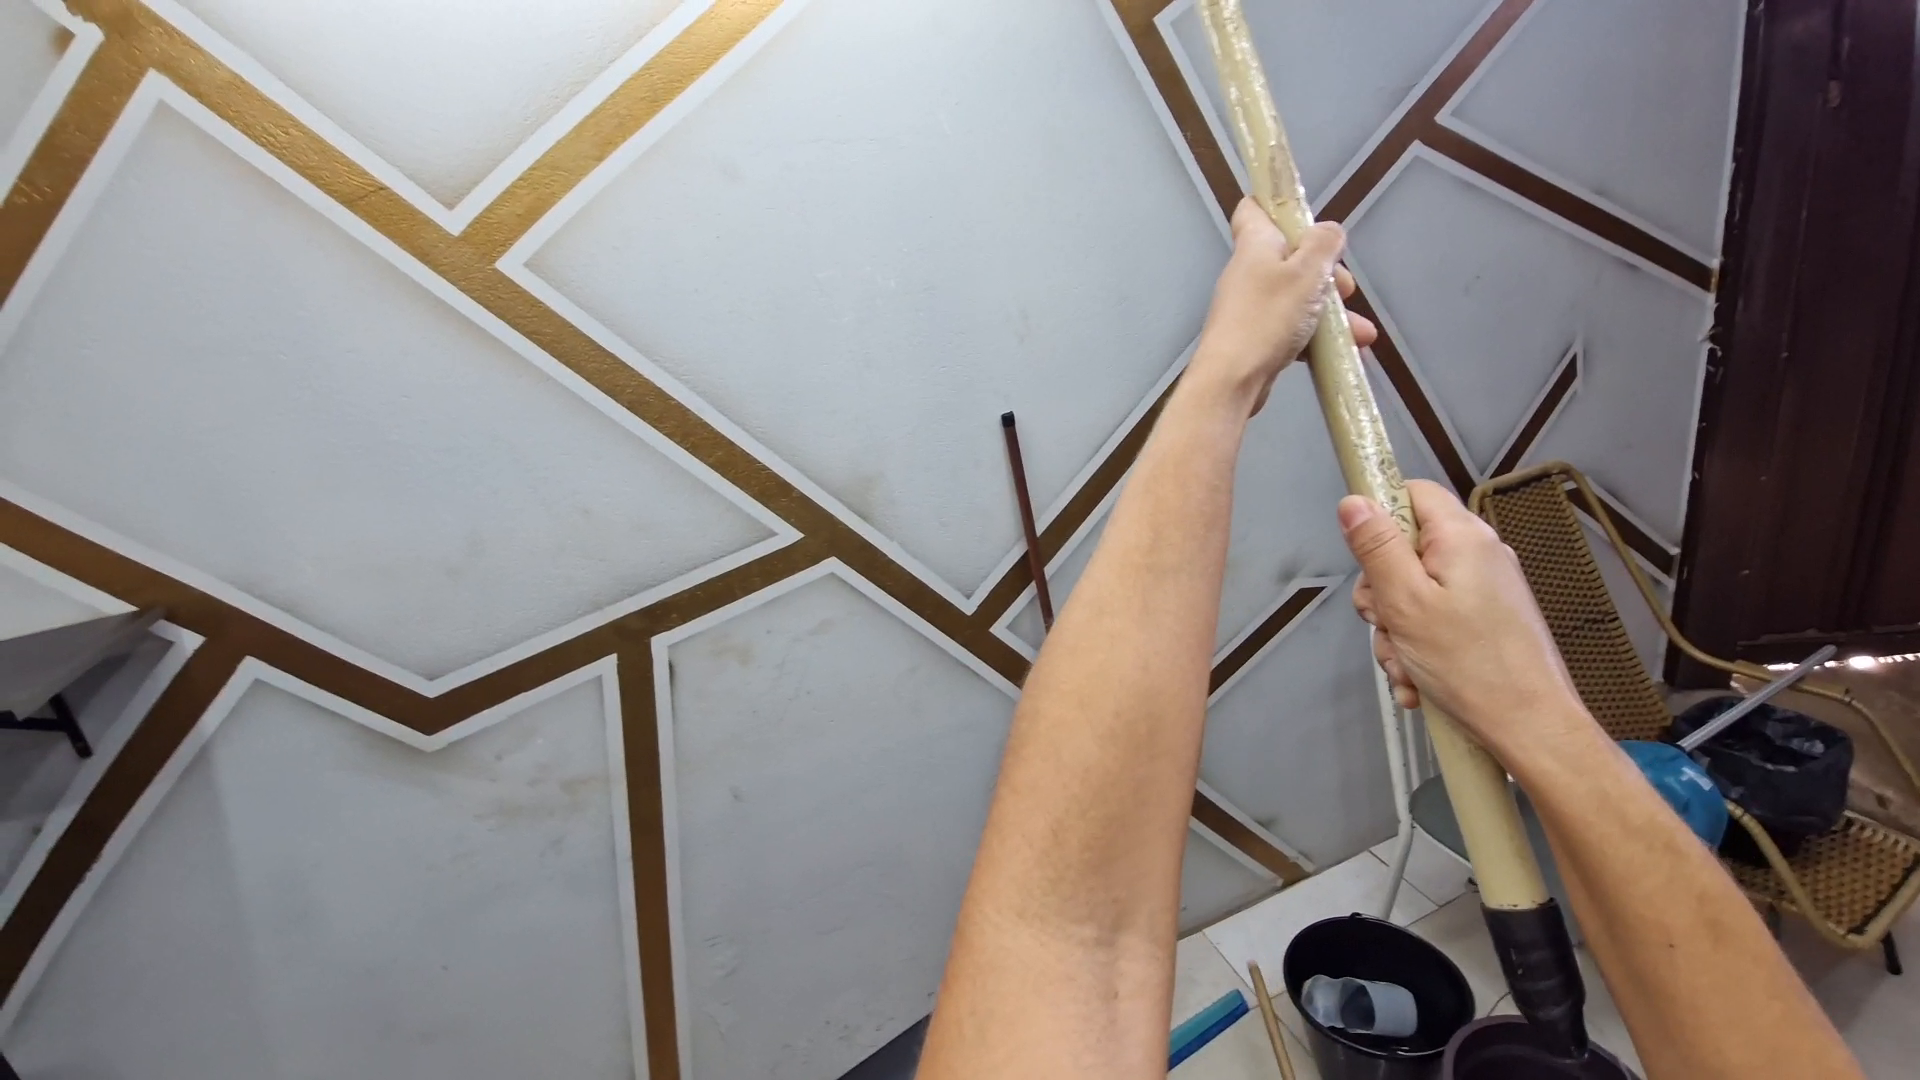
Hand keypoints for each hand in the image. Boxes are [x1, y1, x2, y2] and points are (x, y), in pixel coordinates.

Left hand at [1188, 198, 1376, 415]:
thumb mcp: (1306, 272)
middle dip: (1327, 272)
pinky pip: (1292, 330)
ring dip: (1331, 312)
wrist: (1230, 382)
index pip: (1254, 210)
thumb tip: (1328, 231)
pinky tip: (1346, 352)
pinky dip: (1317, 338)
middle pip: (1292, 258)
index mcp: (1255, 246)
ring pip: (1297, 298)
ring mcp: (1249, 309)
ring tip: (1360, 332)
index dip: (1278, 203)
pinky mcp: (1254, 340)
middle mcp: (1248, 274)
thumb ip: (1323, 244)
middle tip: (1345, 291)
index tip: (1307, 213)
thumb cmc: (1267, 319)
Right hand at [1339, 481, 1588, 763]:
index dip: (1378, 513)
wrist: (1530, 728)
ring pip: (1412, 591)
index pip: (1412, 492)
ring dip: (1394, 628)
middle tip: (1383, 621)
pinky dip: (1415, 645)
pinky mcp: (1485, 620)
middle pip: (1404, 549)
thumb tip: (1354, 501)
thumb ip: (1376, 547)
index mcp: (1462, 539)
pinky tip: (1415, 678)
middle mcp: (1478, 555)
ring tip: (1404, 662)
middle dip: (1380, 590)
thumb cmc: (1468, 664)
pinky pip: (1432, 618)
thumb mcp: (1404, 601)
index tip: (1361, 552)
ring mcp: (1483, 589)